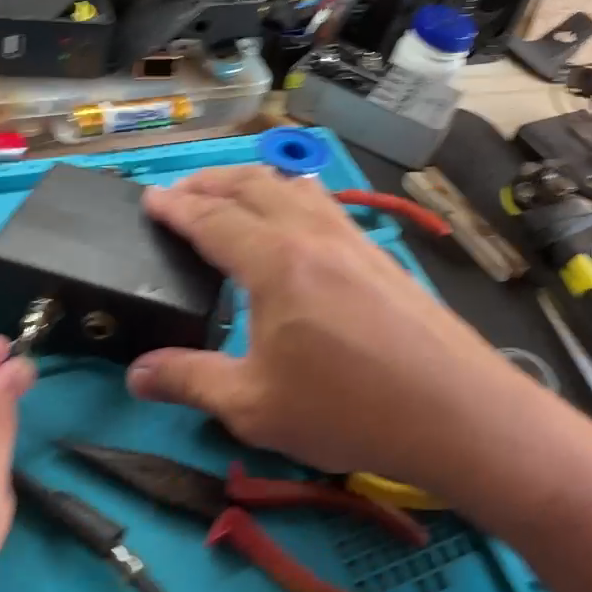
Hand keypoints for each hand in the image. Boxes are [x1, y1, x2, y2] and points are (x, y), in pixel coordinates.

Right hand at [132, 166, 537, 488]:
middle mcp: (313, 234)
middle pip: (253, 185)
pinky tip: (297, 224)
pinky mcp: (381, 255)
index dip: (175, 207)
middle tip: (180, 194)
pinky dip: (293, 198)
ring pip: (295, 188)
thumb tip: (137, 374)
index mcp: (275, 262)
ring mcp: (353, 239)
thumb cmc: (348, 409)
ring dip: (254, 182)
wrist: (454, 410)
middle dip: (210, 182)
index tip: (149, 199)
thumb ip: (190, 382)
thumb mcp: (254, 406)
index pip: (212, 218)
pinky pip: (325, 206)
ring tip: (233, 198)